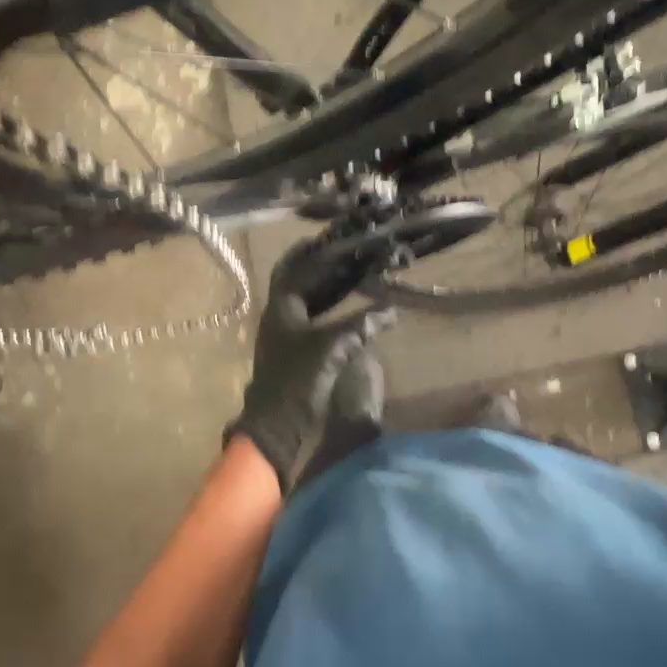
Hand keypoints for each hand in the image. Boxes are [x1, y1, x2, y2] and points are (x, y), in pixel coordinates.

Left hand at [229, 244, 394, 491]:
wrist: (276, 428)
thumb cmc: (297, 381)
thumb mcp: (332, 348)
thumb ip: (360, 326)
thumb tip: (391, 311)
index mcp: (280, 308)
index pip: (291, 267)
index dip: (309, 251)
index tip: (329, 237)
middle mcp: (278, 318)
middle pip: (298, 283)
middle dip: (321, 269)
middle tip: (349, 256)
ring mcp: (284, 338)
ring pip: (306, 304)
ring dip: (325, 290)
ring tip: (353, 278)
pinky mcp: (294, 357)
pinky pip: (312, 323)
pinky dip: (329, 312)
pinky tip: (349, 314)